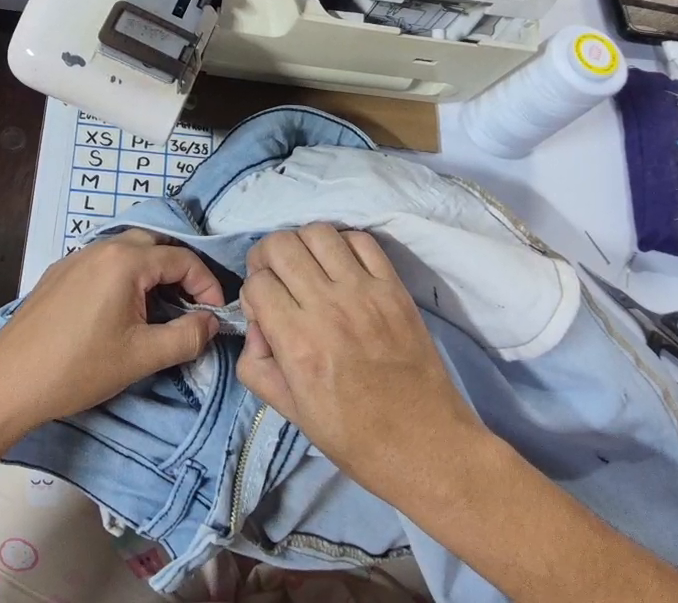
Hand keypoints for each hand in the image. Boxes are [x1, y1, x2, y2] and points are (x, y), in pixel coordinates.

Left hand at [0, 230, 223, 439]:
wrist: (8, 382)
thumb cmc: (78, 368)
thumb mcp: (142, 357)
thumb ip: (186, 336)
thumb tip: (210, 323)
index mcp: (125, 260)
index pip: (182, 259)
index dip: (207, 285)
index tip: (214, 316)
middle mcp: (101, 247)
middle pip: (154, 245)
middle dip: (180, 273)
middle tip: (190, 307)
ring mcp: (75, 258)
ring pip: (126, 252)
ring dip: (151, 274)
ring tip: (159, 311)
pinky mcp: (57, 275)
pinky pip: (102, 264)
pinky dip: (123, 278)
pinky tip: (120, 312)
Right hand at [238, 224, 483, 494]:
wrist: (425, 445)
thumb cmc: (353, 436)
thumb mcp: (289, 411)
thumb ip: (256, 365)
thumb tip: (256, 325)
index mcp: (297, 343)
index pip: (257, 283)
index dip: (252, 292)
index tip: (262, 309)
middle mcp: (328, 308)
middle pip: (281, 245)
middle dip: (267, 258)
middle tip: (275, 278)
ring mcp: (365, 293)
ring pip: (318, 232)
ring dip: (302, 244)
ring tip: (306, 267)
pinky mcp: (394, 288)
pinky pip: (361, 240)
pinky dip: (342, 244)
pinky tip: (340, 266)